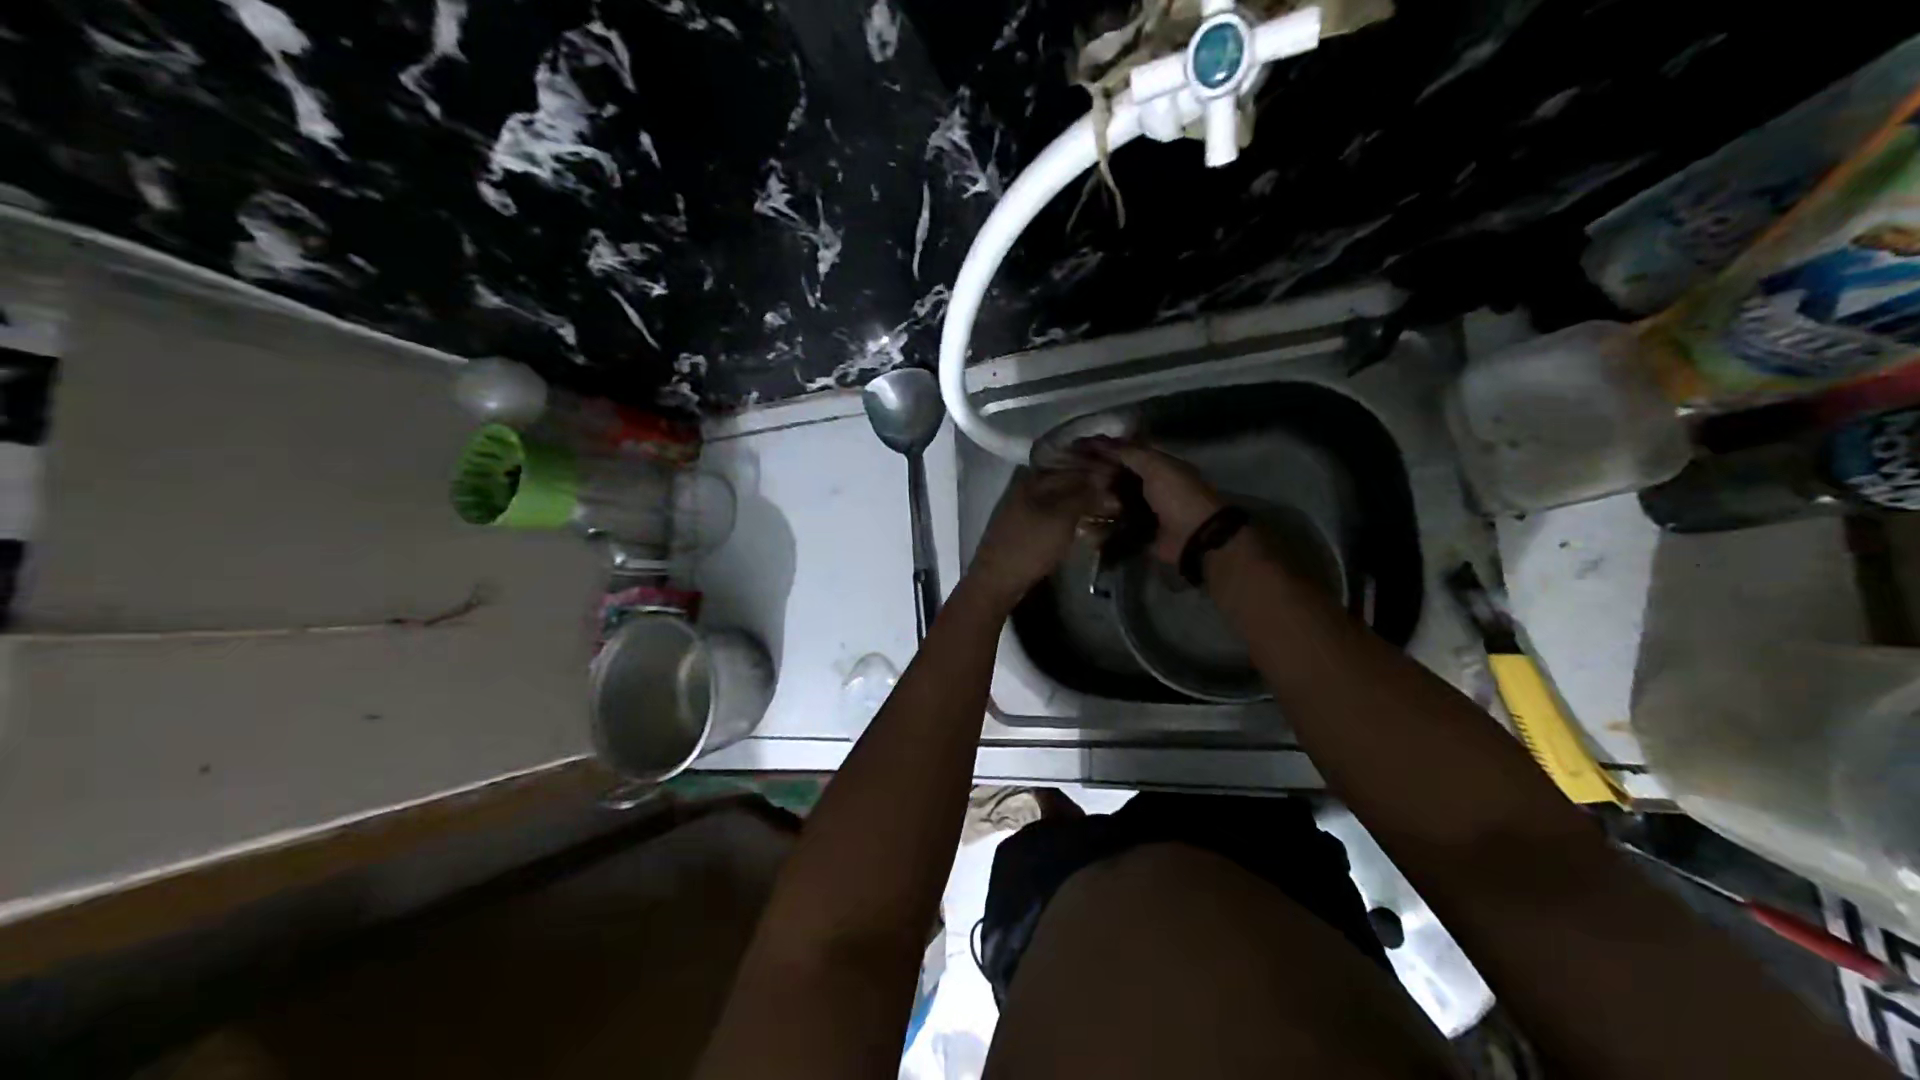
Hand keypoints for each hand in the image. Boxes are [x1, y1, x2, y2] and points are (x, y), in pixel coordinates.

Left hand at [966, 465, 1119, 607]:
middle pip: (1069, 481)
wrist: (999, 579)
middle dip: (1095, 487)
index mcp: (1036, 480)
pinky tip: (1090, 526)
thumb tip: (1107, 479)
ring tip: (1111, 511)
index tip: (1122, 477)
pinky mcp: (1030, 528)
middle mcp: (1031, 488)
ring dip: (1086, 503)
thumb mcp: (1061, 517)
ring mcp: (1028, 509)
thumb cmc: (1031, 545)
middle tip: (1121, 496)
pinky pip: (1058, 515)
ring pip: (1064, 499)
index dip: (1099, 469)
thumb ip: (1084, 495)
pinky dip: (1075, 518)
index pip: (1074, 464)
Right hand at [1083, 437, 1223, 564]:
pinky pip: (1116, 527)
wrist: (1193, 536)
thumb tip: (1107, 443)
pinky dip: (1103, 526)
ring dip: (1099, 500)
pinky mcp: (1139, 533)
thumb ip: (1132, 453)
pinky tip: (1085, 522)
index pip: (1129, 453)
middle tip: (1074, 475)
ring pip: (1116, 501)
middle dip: (1099, 476)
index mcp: (1160, 467)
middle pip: (1121, 478)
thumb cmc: (1177, 495)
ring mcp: (1145, 511)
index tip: (1082, 449)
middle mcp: (1152, 487)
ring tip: (1077, 498)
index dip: (1107, 450)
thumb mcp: (1156, 466)